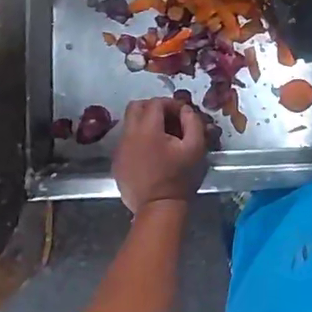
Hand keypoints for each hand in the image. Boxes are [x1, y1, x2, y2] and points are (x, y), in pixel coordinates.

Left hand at [112, 98, 209, 212]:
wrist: (158, 209)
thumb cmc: (179, 178)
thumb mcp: (195, 149)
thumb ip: (193, 123)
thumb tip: (185, 110)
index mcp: (147, 129)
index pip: (155, 103)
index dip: (170, 104)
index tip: (182, 114)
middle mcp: (129, 134)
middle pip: (135, 107)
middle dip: (153, 108)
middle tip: (168, 120)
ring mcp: (120, 149)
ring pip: (129, 124)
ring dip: (144, 124)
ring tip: (161, 138)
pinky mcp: (116, 162)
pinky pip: (126, 141)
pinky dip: (137, 140)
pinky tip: (150, 154)